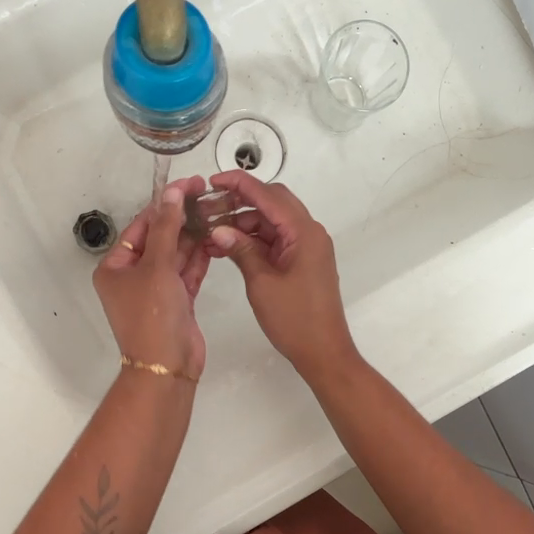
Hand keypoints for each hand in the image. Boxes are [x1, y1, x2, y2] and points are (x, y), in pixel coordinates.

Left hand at [94, 176, 210, 380]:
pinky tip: (215, 239)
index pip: (141, 226)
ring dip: (193, 237)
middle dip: (182, 220)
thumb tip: (172, 194)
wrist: (167, 366)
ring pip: (176, 256)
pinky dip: (199, 258)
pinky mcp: (177, 302)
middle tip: (208, 197)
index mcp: (115, 267)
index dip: (165, 204)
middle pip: (160, 239)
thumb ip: (167, 228)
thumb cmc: (152, 316)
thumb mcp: (157, 267)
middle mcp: (132, 277)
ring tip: (216, 213)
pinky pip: (187, 273)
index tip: (190, 185)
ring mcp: (156, 290)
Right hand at [203, 170, 358, 381]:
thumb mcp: (261, 283)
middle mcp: (309, 232)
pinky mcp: (303, 262)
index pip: (269, 195)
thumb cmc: (294, 319)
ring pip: (272, 222)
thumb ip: (241, 250)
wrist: (323, 352)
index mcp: (304, 232)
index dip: (239, 184)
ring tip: (212, 234)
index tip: (211, 181)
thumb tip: (218, 230)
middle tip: (209, 210)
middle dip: (240, 202)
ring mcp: (307, 248)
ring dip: (244, 224)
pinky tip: (228, 248)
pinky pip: (276, 241)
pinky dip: (253, 241)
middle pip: (273, 203)